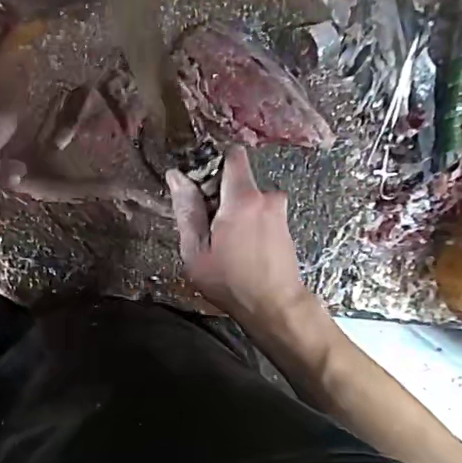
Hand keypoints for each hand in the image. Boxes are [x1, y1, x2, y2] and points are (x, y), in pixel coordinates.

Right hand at [167, 146, 310, 328]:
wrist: (276, 307)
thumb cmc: (232, 282)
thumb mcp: (196, 250)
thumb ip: (187, 209)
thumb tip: (176, 176)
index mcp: (243, 197)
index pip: (232, 155)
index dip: (212, 164)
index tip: (199, 186)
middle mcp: (267, 197)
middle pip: (238, 180)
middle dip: (219, 195)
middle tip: (207, 226)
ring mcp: (279, 212)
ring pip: (248, 200)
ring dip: (234, 213)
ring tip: (223, 244)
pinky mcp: (285, 227)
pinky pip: (260, 214)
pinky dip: (248, 225)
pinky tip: (240, 251)